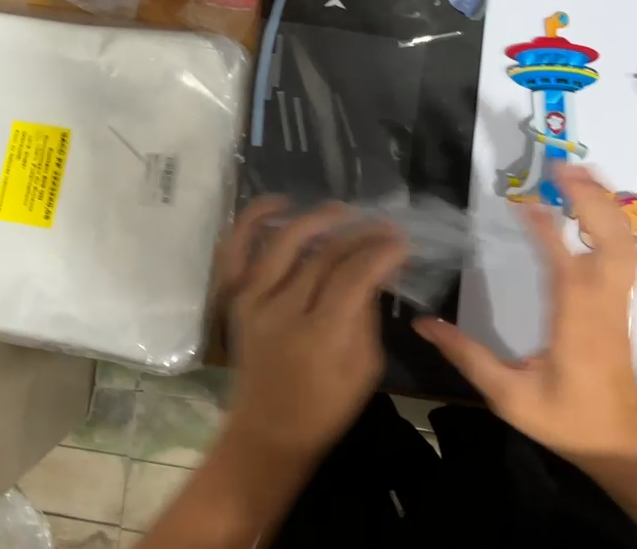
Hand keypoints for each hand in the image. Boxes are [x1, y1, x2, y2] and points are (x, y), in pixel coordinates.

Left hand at [213, 198, 409, 460]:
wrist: (266, 432)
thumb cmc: (324, 408)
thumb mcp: (364, 369)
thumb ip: (366, 314)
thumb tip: (373, 270)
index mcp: (319, 336)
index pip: (353, 275)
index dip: (380, 252)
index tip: (401, 241)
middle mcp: (282, 311)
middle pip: (324, 255)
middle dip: (359, 234)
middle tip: (382, 226)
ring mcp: (253, 301)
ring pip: (283, 242)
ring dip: (316, 218)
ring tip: (342, 210)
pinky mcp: (235, 298)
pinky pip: (236, 250)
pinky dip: (253, 221)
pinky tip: (279, 205)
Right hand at [413, 167, 636, 462]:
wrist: (621, 441)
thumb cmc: (566, 418)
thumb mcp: (508, 396)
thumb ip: (467, 357)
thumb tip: (424, 324)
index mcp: (575, 323)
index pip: (565, 267)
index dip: (547, 231)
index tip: (525, 201)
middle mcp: (602, 304)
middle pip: (610, 242)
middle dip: (590, 200)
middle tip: (562, 167)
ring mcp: (618, 301)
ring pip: (624, 242)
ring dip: (605, 203)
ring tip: (579, 171)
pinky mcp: (622, 301)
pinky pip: (626, 252)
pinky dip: (614, 220)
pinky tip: (595, 203)